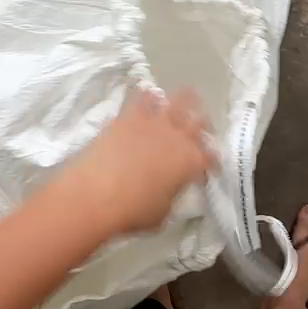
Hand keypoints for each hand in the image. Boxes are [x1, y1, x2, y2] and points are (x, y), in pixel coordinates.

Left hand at [55, 89, 217, 237]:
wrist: (95, 194)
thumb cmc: (133, 210)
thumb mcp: (163, 211)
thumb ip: (172, 193)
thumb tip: (170, 187)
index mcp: (191, 162)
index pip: (211, 157)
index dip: (212, 161)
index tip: (208, 168)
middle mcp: (178, 137)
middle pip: (200, 122)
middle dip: (204, 126)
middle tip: (201, 132)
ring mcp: (154, 122)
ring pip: (179, 100)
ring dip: (185, 101)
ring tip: (185, 101)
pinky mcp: (129, 116)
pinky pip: (144, 97)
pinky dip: (150, 97)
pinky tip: (150, 97)